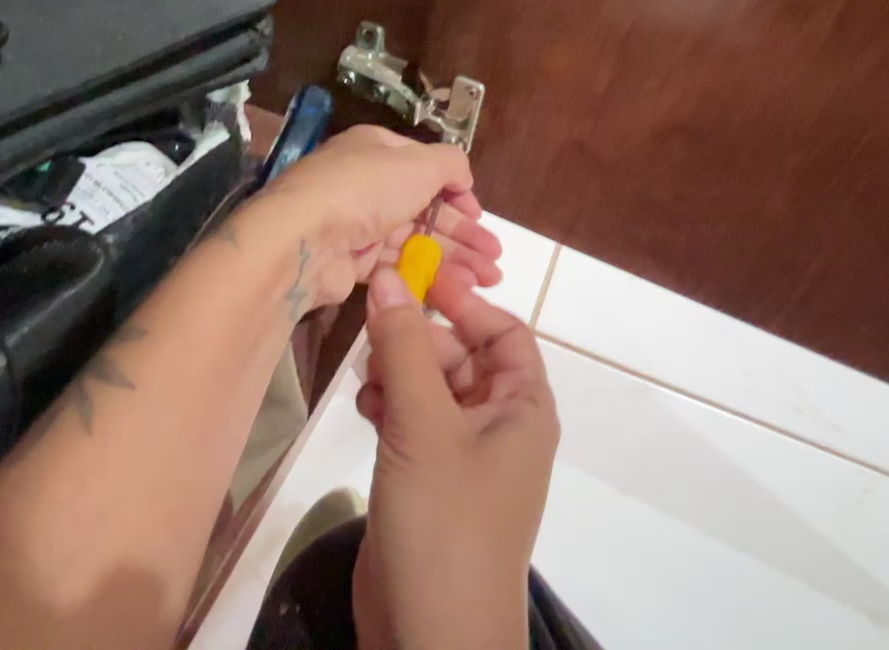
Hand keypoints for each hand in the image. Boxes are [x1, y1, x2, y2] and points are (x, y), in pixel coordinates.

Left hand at [258, 125, 503, 309]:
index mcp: (378, 150)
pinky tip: (454, 288)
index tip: (481, 217)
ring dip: (453, 257)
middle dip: (464, 233)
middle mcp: (367, 183)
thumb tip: (463, 177)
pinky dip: (426, 274)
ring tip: (488, 279)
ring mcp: (358, 223)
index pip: (426, 166)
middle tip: (495, 257)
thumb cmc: (366, 189)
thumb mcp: (419, 163)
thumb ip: (452, 164)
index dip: (458, 191)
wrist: (304, 240)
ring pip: (415, 240)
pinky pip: (397, 265)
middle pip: (425, 207)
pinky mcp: (352, 261)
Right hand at [350, 269, 560, 649]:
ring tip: (367, 379)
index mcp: (522, 407)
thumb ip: (403, 346)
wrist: (431, 638)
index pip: (504, 331)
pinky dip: (390, 406)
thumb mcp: (423, 424)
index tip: (416, 278)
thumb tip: (388, 275)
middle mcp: (499, 425)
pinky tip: (365, 408)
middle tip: (374, 331)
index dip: (464, 301)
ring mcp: (463, 454)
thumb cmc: (446, 520)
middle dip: (420, 340)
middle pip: (461, 355)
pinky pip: (413, 421)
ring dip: (399, 372)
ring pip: (431, 387)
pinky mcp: (429, 478)